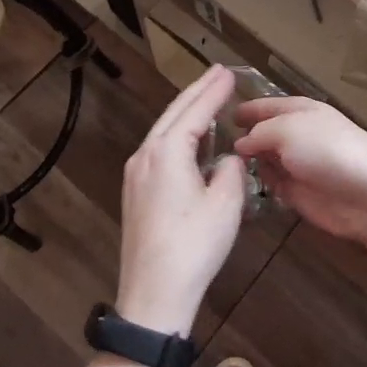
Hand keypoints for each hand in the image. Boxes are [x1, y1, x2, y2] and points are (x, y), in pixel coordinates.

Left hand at [116, 65, 246, 334]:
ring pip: (163, 130)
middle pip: (174, 113)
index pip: (195, 111)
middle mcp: (145, 155)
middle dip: (197, 92)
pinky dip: (177, 133)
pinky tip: (189, 138)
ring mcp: (136, 175)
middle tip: (218, 73)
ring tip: (207, 97)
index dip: (214, 91)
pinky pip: (158, 149)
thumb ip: (231, 171)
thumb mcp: (226, 203)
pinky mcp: (135, 193)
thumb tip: (228, 160)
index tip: (229, 72)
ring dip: (186, 112)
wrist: (154, 294)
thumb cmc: (194, 245)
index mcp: (167, 151)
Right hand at [233, 97, 366, 252]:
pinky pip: (272, 185)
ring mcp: (299, 165)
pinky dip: (259, 185)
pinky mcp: (299, 194)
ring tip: (219, 169)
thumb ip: (259, 133)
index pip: (268, 105)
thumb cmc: (328, 151)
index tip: (222, 114)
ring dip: (248, 164)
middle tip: (211, 148)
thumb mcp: (288, 130)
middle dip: (242, 139)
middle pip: (263, 133)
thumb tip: (241, 143)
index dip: (247, 109)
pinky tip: (237, 188)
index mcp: (300, 110)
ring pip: (265, 160)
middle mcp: (299, 134)